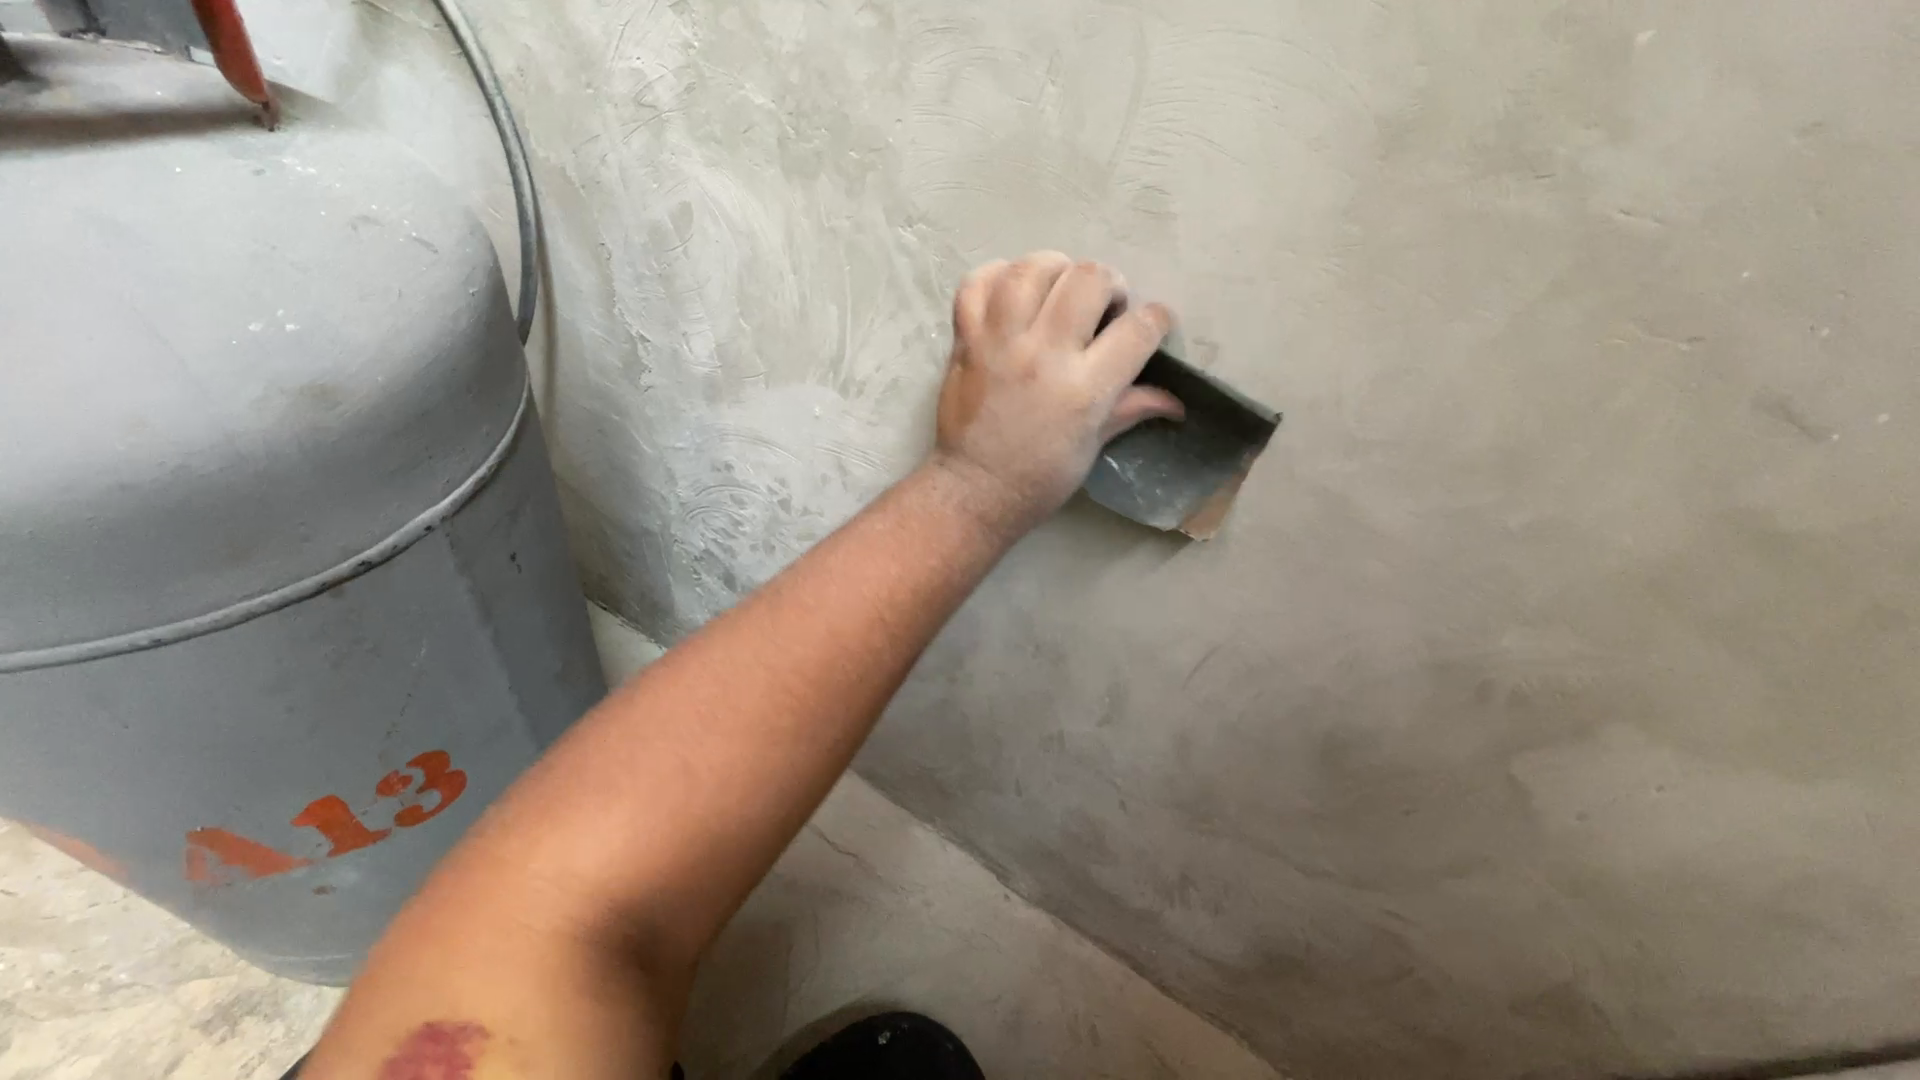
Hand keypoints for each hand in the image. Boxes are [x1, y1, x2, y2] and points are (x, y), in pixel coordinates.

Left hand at [929, 251, 1184, 533]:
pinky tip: (1012, 293)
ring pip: (1031, 269)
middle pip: (1089, 278)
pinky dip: (996, 277)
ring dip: (1054, 270)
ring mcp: (1000, 342)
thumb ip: (1130, 409)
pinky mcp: (966, 340)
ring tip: (1058, 291)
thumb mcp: (1092, 447)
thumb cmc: (1040, 478)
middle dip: (1109, 284)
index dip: (1156, 319)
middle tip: (1102, 309)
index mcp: (1085, 388)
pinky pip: (976, 283)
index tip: (1152, 326)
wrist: (975, 491)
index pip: (1138, 328)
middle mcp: (1044, 354)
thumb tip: (1177, 401)